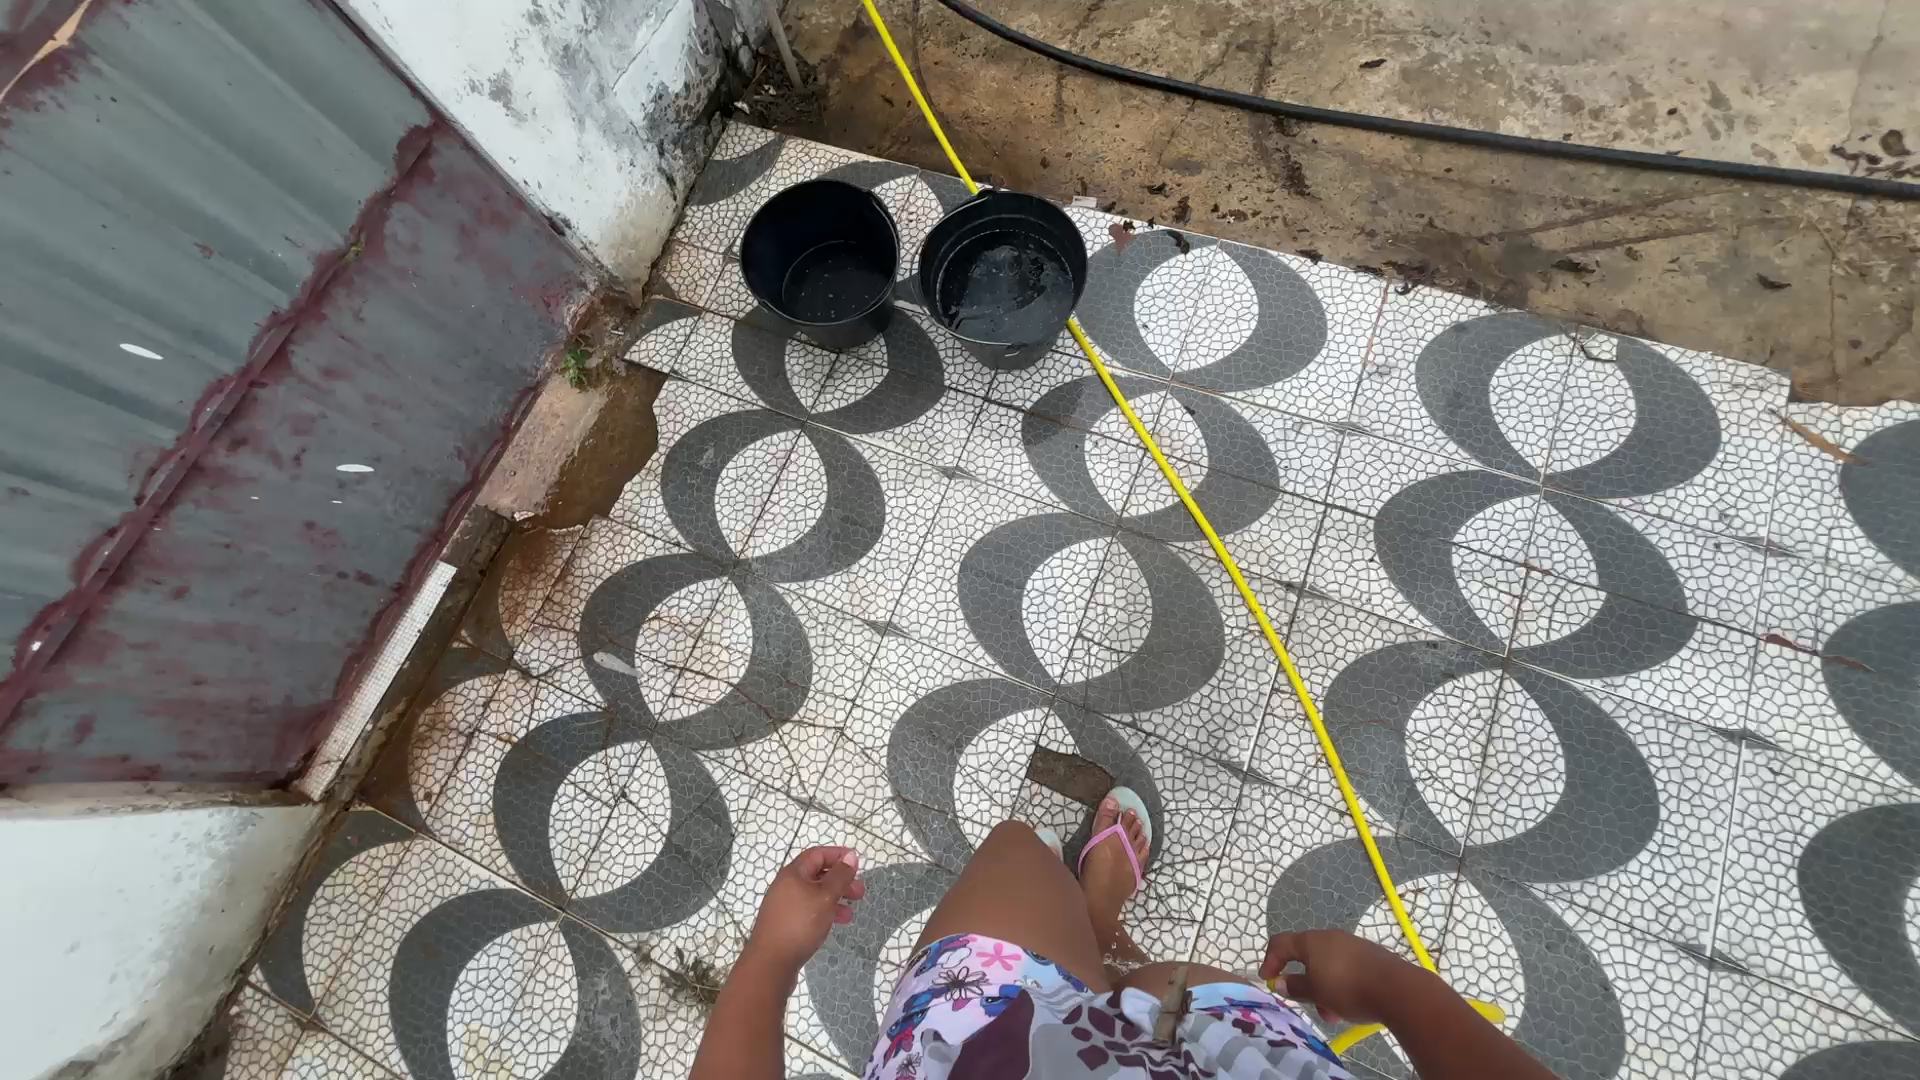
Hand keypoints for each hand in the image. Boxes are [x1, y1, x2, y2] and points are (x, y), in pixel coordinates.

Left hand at [744, 846, 865, 972]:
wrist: (769, 965)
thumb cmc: (799, 924)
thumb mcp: (825, 897)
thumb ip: (840, 876)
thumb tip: (850, 856)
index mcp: (793, 874)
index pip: (817, 854)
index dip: (838, 855)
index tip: (856, 862)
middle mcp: (786, 886)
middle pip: (817, 875)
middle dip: (840, 881)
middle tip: (859, 892)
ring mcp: (784, 907)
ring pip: (814, 896)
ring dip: (835, 900)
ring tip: (850, 913)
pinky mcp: (785, 925)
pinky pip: (808, 911)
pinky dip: (824, 913)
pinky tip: (834, 925)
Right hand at [1259, 930, 1426, 1024]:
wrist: (1398, 990)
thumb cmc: (1348, 988)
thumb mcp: (1316, 992)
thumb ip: (1296, 987)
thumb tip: (1280, 982)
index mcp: (1310, 941)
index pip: (1280, 943)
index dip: (1270, 960)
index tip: (1268, 980)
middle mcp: (1328, 937)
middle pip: (1306, 956)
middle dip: (1305, 981)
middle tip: (1311, 1004)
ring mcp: (1351, 944)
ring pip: (1328, 965)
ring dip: (1324, 986)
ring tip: (1335, 1012)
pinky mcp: (1370, 955)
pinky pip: (1346, 967)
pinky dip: (1342, 984)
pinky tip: (1353, 1003)